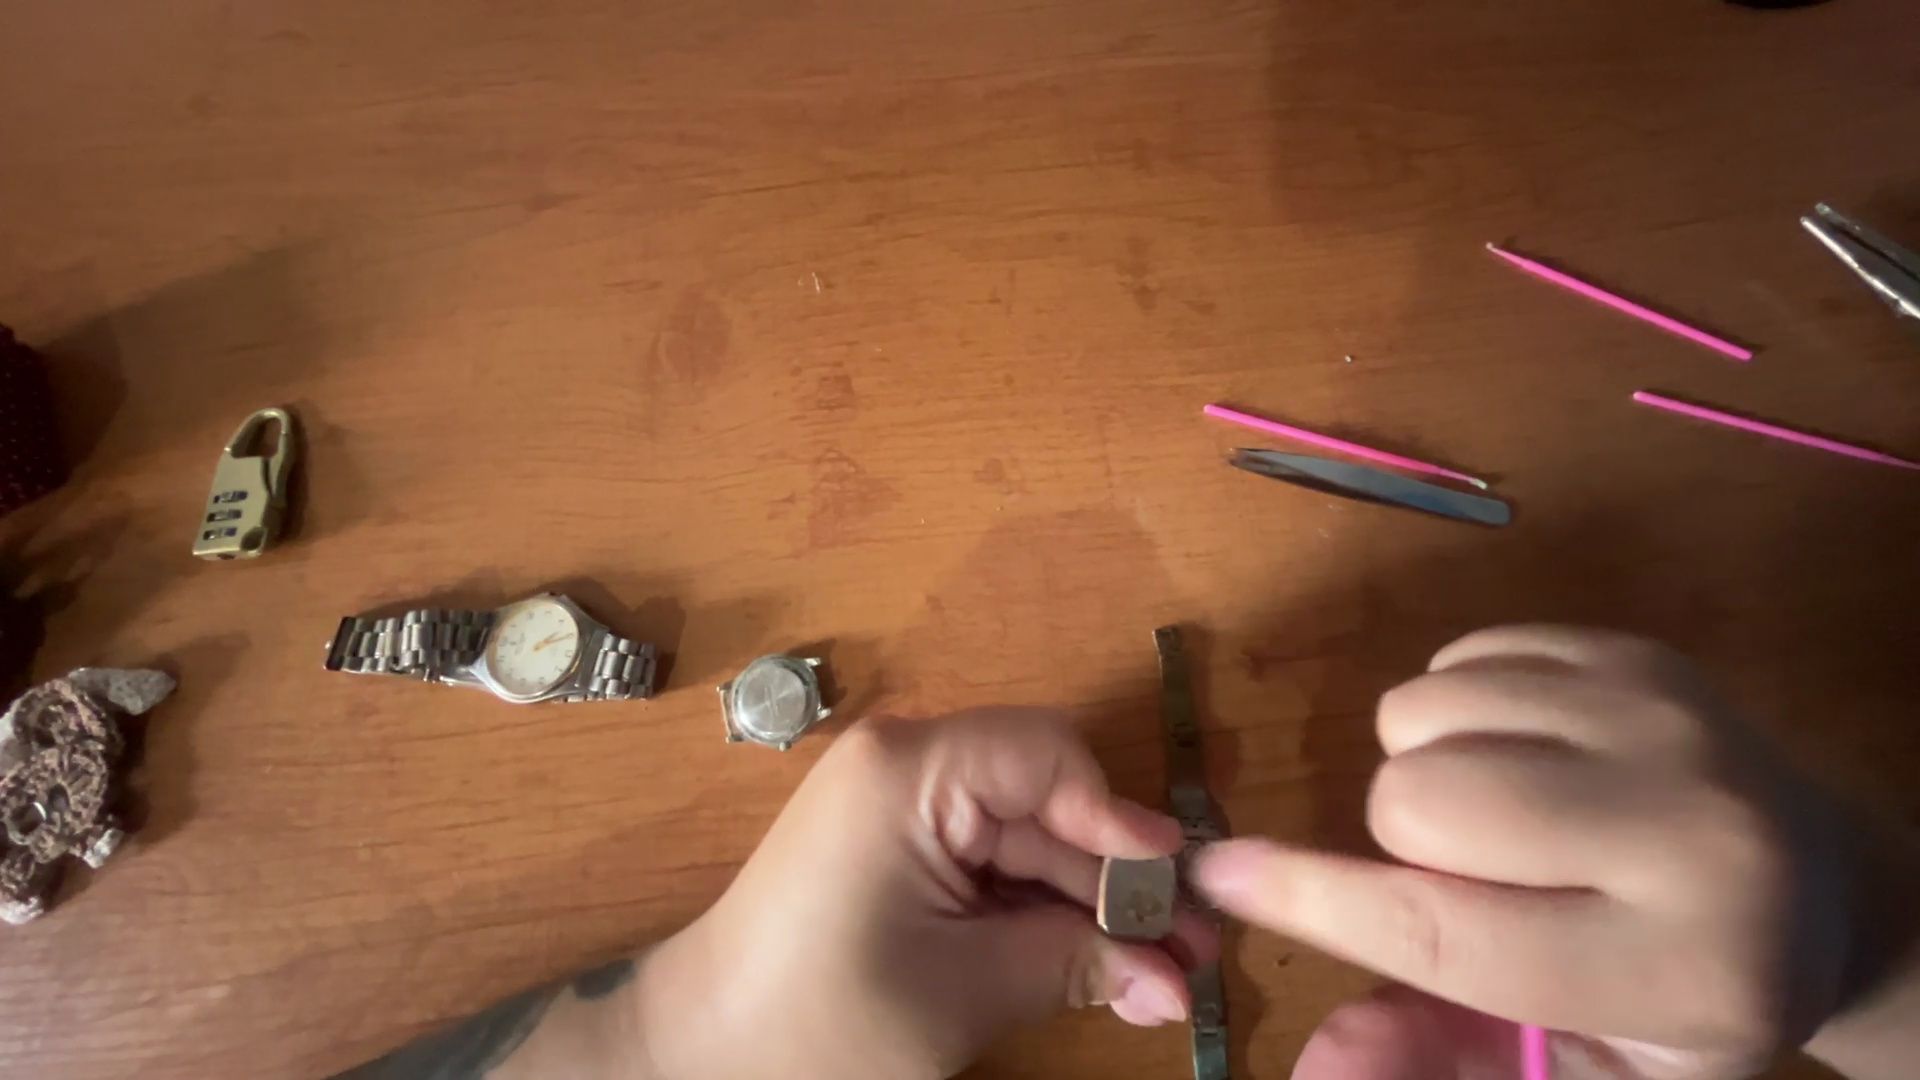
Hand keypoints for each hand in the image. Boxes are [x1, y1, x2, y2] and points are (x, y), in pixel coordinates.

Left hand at [635, 708, 1215, 1079]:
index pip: (1043, 754)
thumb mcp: (961, 991)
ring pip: (1028, 835)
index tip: (1173, 883)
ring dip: (1087, 901)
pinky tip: (1096, 961)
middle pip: (1044, 796)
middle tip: (1185, 947)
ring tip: (1160, 972)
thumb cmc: (817, 1020)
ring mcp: (908, 802)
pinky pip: (993, 861)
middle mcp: (911, 763)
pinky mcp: (908, 843)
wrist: (702, 1054)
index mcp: (910, 769)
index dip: (1114, 815)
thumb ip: (1074, 962)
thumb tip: (1174, 974)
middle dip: (1112, 873)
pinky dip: (1041, 910)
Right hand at [1191, 626, 1856, 1079]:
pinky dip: (1455, 705)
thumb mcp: (1574, 1050)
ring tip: (1500, 794)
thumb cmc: (1678, 980)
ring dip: (1425, 758)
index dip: (1310, 900)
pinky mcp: (1629, 650)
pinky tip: (1524, 742)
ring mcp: (1660, 717)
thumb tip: (1311, 1066)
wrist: (1826, 878)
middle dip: (1405, 829)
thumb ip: (1436, 1052)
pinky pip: (1452, 659)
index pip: (1442, 930)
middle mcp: (1684, 832)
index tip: (1218, 873)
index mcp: (1677, 968)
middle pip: (1415, 800)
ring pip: (1418, 714)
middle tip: (1469, 856)